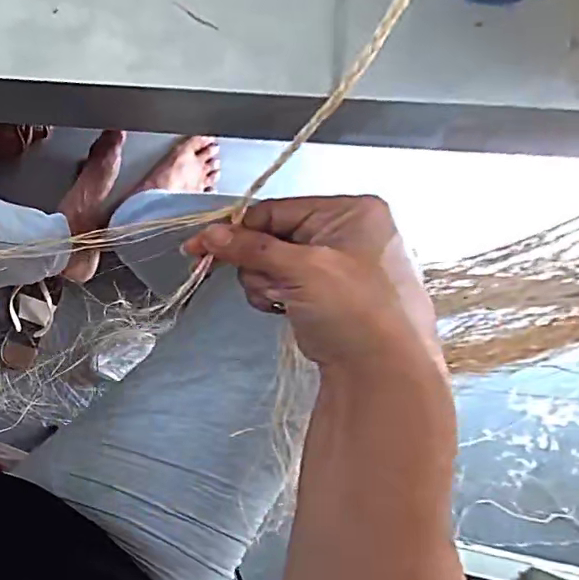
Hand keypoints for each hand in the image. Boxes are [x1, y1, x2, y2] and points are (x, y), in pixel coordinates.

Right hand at [183, 196, 442, 373]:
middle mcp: (342, 231)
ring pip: (269, 263)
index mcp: (349, 211)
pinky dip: (272, 295)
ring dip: (264, 283)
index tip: (198, 248)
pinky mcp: (320, 291)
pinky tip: (283, 309)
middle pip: (270, 237)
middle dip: (258, 264)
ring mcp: (331, 263)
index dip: (237, 230)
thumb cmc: (353, 309)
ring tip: (282, 302)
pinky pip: (280, 282)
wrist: (380, 369)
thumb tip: (208, 233)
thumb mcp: (302, 269)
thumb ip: (252, 248)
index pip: (276, 210)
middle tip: (265, 286)